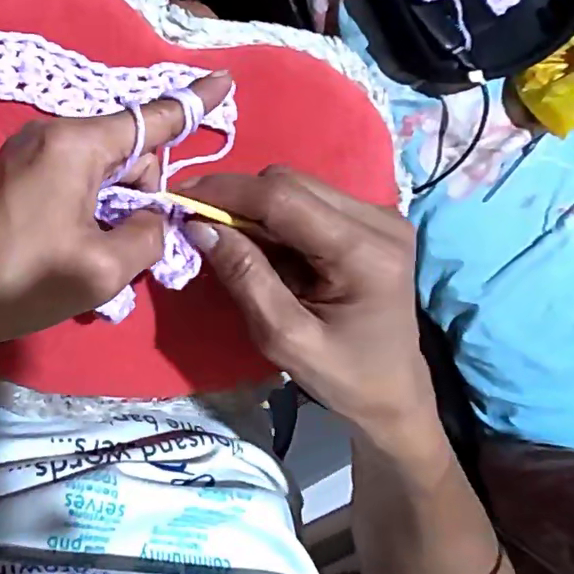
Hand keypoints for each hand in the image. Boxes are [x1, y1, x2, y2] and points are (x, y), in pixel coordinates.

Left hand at [0, 73, 232, 366]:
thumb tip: (150, 218)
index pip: (151, 118)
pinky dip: (87, 205)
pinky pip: (70, 177)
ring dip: (113, 204)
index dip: (193, 103)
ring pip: (99, 166)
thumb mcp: (104, 268)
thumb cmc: (21, 282)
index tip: (227, 80)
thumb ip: (148, 234)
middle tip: (126, 243)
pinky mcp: (10, 176)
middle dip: (141, 190)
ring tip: (94, 253)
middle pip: (126, 148)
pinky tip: (73, 243)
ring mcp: (25, 153)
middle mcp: (49, 134)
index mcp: (75, 144)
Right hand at [177, 168, 440, 454]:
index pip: (284, 198)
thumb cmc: (343, 375)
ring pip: (296, 185)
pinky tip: (259, 243)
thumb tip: (200, 226)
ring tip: (224, 236)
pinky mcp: (369, 220)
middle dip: (236, 197)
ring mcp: (378, 216)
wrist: (393, 391)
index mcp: (366, 253)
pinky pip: (307, 200)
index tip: (180, 197)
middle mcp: (379, 220)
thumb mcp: (284, 338)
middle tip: (195, 221)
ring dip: (252, 206)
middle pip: (290, 182)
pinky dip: (273, 216)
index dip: (227, 192)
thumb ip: (245, 277)